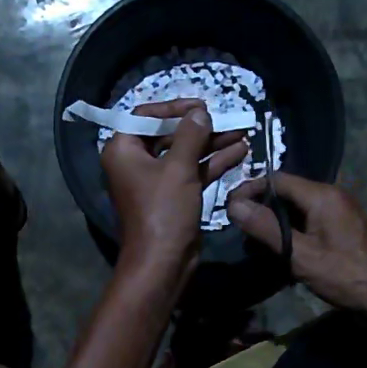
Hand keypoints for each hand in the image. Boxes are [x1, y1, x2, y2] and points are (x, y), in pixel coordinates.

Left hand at [102, 100, 247, 278]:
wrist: (162, 261)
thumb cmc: (163, 210)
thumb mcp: (178, 168)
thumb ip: (191, 135)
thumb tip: (200, 112)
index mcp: (123, 150)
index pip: (145, 116)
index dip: (173, 108)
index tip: (201, 106)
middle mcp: (135, 162)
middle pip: (169, 134)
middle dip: (201, 128)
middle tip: (229, 118)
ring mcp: (155, 181)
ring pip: (185, 154)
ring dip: (212, 144)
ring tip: (243, 132)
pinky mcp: (173, 196)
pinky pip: (192, 172)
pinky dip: (212, 163)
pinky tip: (240, 152)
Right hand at [227, 173, 366, 315]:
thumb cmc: (346, 275)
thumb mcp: (300, 254)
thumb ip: (266, 228)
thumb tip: (233, 204)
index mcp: (322, 195)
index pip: (277, 178)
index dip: (250, 189)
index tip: (229, 208)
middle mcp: (332, 196)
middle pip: (287, 192)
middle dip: (261, 207)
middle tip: (239, 228)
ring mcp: (340, 213)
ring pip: (298, 208)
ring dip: (276, 222)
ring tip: (255, 243)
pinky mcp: (343, 230)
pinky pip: (310, 221)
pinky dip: (292, 231)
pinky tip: (281, 251)